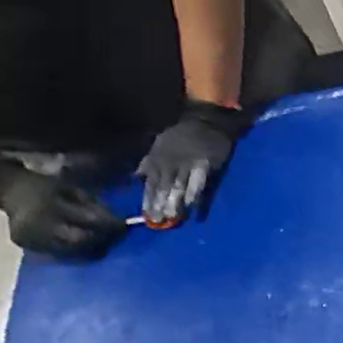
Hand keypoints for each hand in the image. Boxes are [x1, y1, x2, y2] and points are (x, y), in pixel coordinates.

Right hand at [0, 157, 126, 260]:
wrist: (8, 189)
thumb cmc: (44, 186)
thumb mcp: (68, 187)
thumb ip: (91, 204)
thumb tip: (116, 222)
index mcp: (53, 203)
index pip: (88, 220)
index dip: (109, 225)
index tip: (124, 227)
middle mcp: (41, 223)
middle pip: (80, 240)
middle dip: (101, 240)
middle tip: (115, 238)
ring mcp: (33, 237)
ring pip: (70, 251)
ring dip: (89, 248)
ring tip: (102, 243)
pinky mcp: (28, 246)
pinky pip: (57, 253)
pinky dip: (73, 251)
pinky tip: (83, 247)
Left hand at [138, 101, 249, 223]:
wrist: (206, 121)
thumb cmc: (182, 136)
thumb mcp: (160, 144)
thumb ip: (148, 162)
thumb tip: (135, 176)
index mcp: (158, 158)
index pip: (150, 183)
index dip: (148, 199)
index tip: (147, 215)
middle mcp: (170, 162)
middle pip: (163, 187)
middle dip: (160, 205)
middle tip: (158, 221)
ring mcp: (187, 164)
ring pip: (178, 186)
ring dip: (175, 203)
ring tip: (173, 218)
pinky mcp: (204, 165)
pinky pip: (198, 182)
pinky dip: (194, 194)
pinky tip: (191, 206)